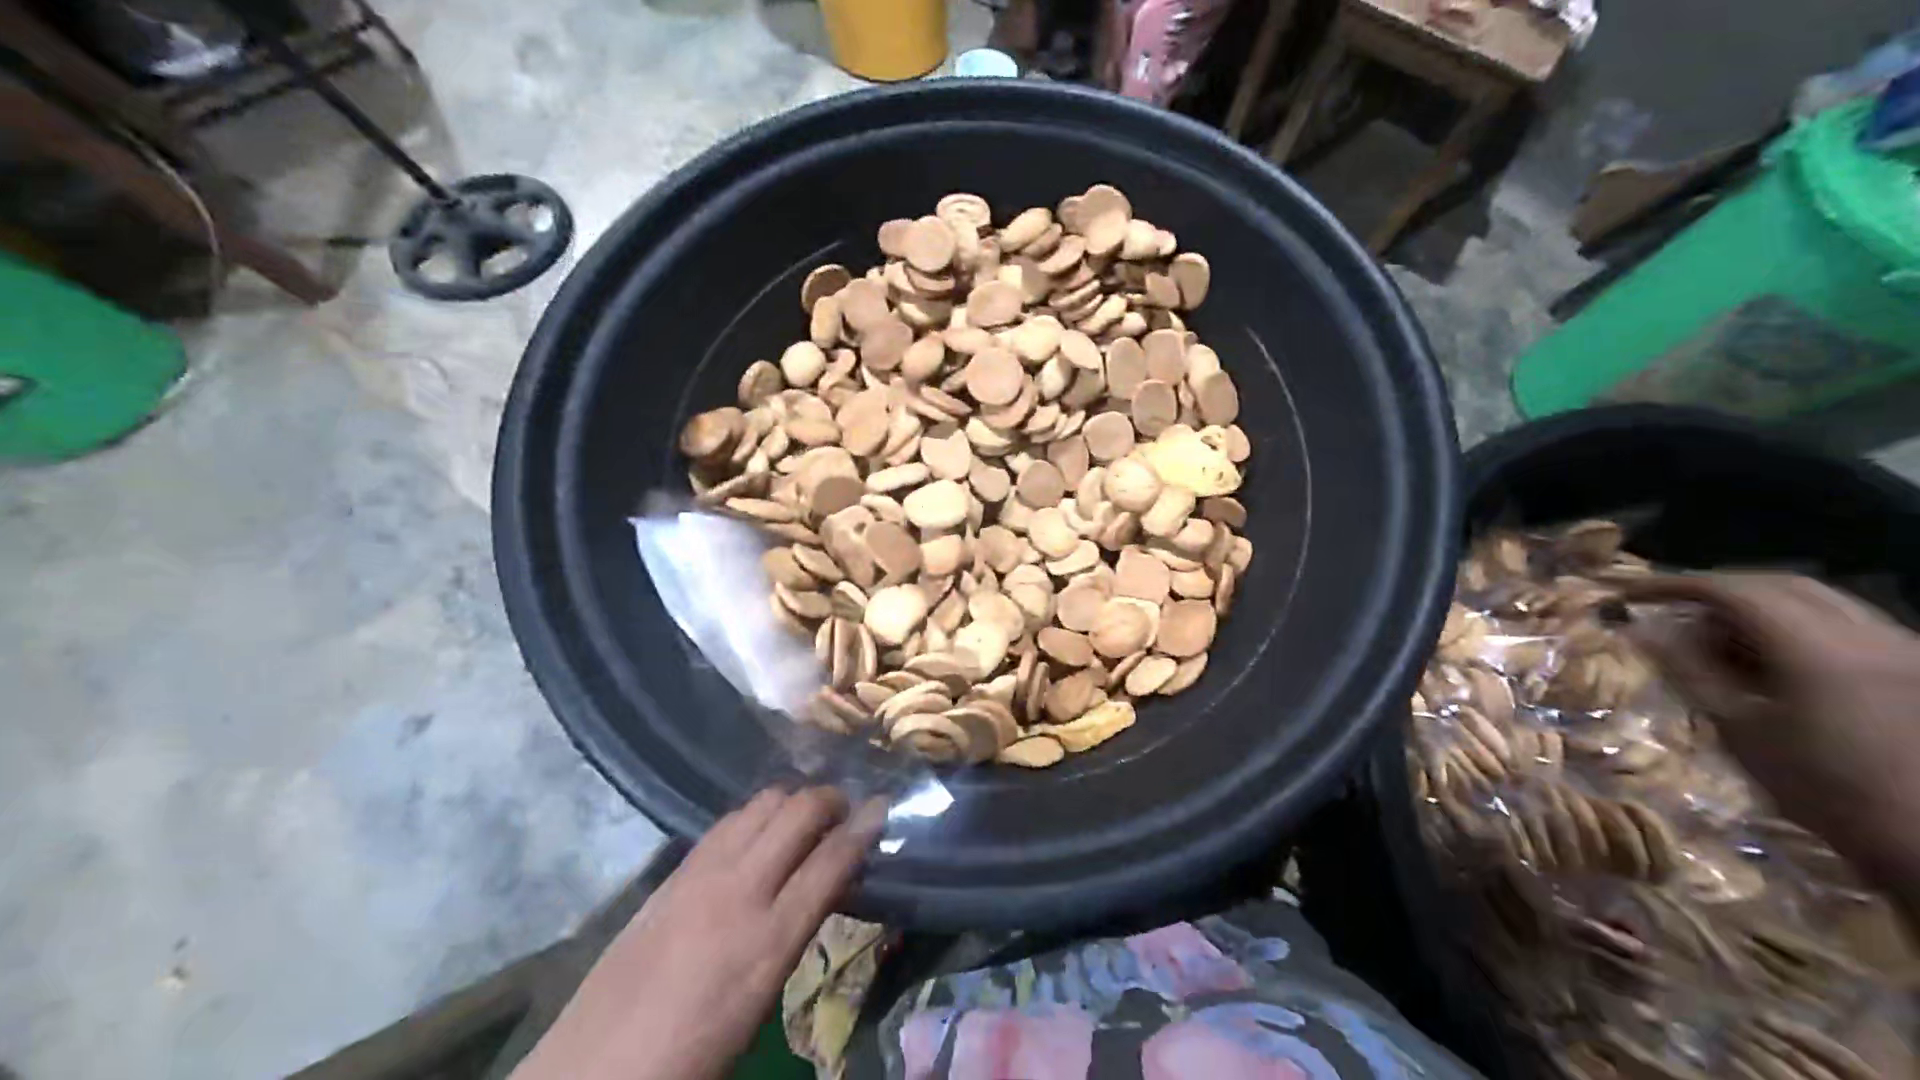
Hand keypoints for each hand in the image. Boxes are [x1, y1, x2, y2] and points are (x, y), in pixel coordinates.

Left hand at [513, 787, 885, 1079]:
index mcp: (768, 941)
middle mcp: (738, 891)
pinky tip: (756, 837)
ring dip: (791, 802)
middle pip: (798, 812)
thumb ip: (794, 939)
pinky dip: (754, 816)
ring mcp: (699, 875)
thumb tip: (820, 893)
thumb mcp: (760, 1010)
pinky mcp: (671, 874)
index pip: (831, 861)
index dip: (863, 828)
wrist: (591, 1075)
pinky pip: (725, 823)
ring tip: (803, 821)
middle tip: (845, 813)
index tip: (882, 809)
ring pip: (760, 804)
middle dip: (831, 801)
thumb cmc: (689, 1064)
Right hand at [1625, 573, 1919, 901]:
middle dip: (1718, 589)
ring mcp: (1903, 651)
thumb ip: (1688, 669)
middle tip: (1669, 605)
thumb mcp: (1737, 728)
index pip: (1733, 591)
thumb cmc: (1819, 789)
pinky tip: (1768, 657)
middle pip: (1782, 584)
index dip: (1674, 585)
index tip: (1630, 595)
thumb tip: (1642, 630)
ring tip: (1714, 635)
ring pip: (1819, 603)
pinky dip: (1794, 627)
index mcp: (1819, 650)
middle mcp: (1870, 637)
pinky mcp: (1914, 670)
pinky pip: (1847, 626)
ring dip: (1758, 608)